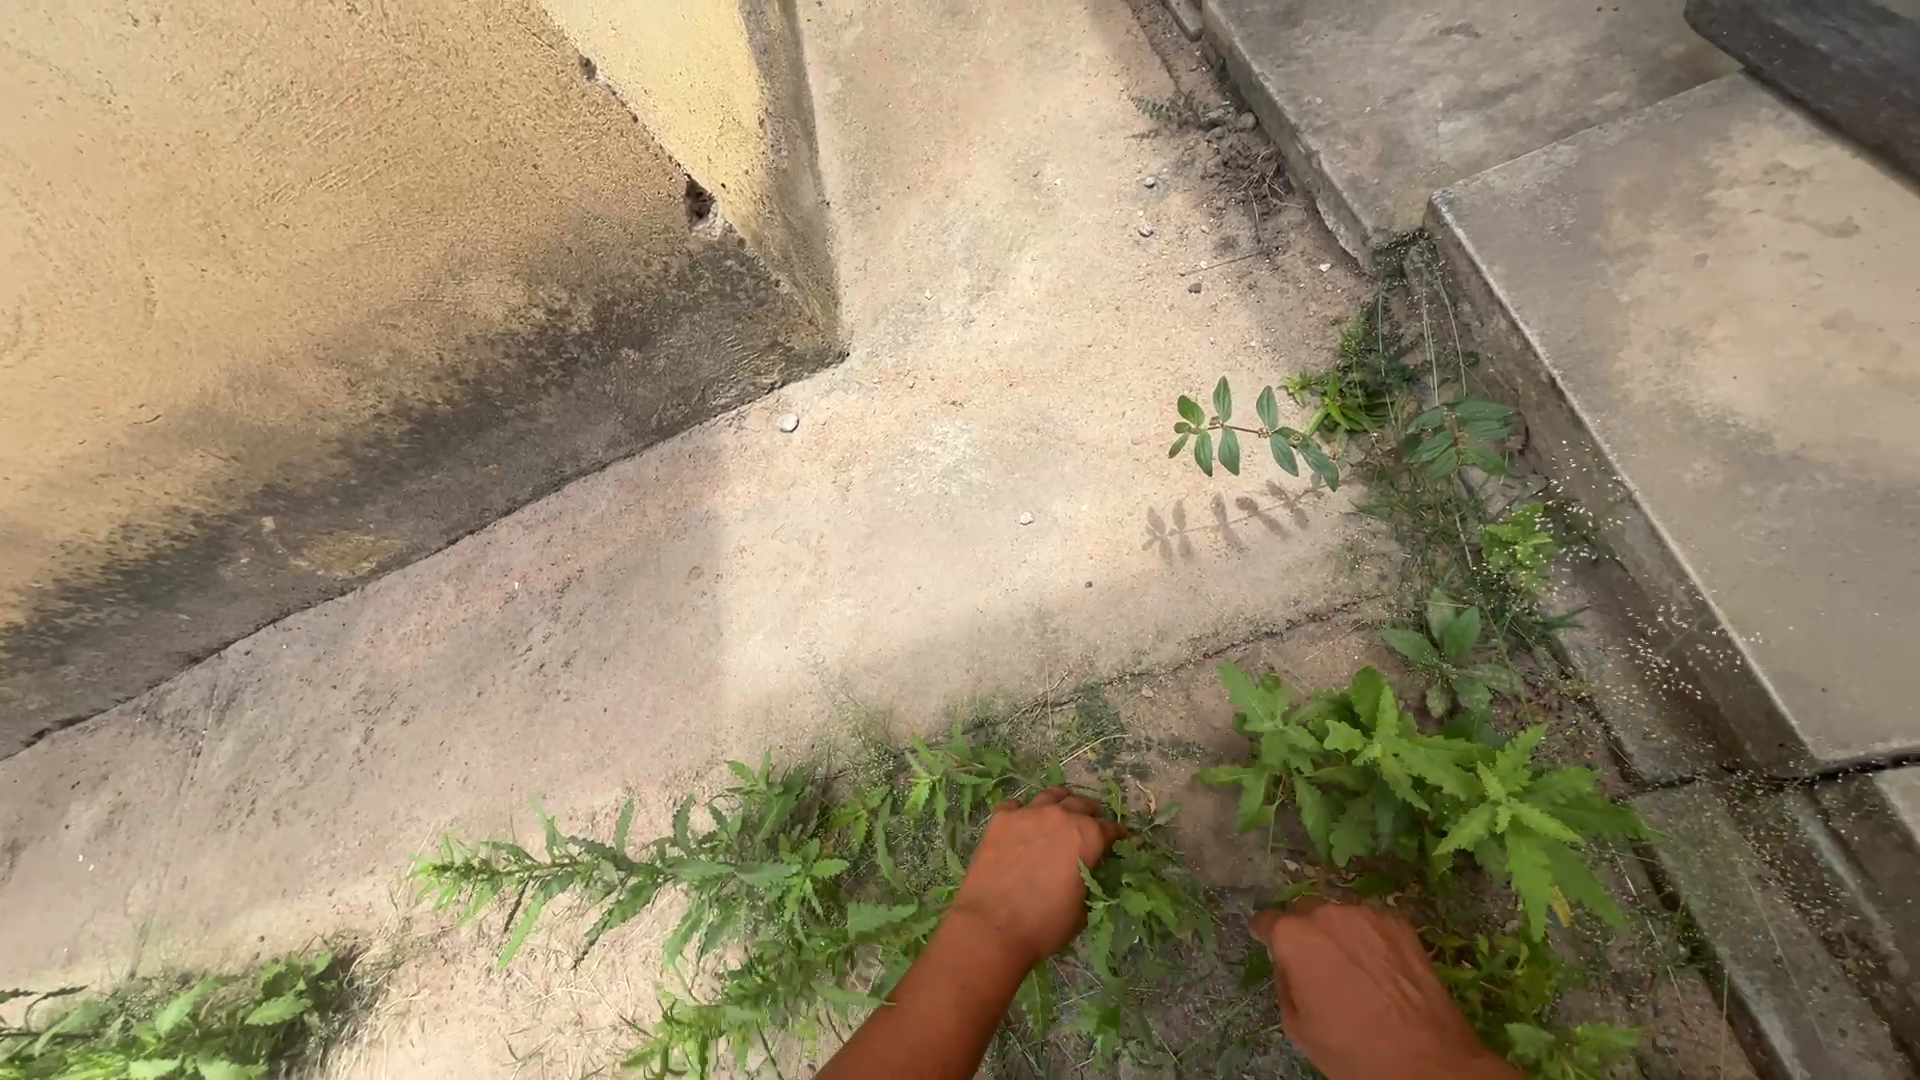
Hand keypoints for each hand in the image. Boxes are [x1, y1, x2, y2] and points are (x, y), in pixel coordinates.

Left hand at [948, 787, 1126, 968]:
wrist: (994, 925)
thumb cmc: (1045, 924)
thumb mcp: (1082, 909)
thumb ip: (1088, 880)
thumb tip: (1084, 873)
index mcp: (1087, 837)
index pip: (1111, 828)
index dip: (1119, 834)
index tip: (1122, 838)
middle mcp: (1060, 816)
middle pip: (1081, 804)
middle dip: (1090, 813)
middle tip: (1091, 823)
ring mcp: (1028, 813)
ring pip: (1051, 795)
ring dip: (1060, 802)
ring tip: (1060, 811)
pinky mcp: (1001, 818)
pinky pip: (1016, 805)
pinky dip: (1023, 811)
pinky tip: (1022, 822)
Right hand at [1250, 901, 1519, 1079]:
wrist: (1430, 1065)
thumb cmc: (1354, 1050)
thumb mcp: (1298, 1027)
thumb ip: (1284, 982)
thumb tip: (1289, 964)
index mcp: (1293, 936)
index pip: (1266, 920)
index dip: (1264, 933)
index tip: (1266, 941)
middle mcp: (1325, 913)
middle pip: (1304, 912)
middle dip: (1304, 932)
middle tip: (1316, 964)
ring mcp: (1365, 915)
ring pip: (1340, 917)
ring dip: (1338, 934)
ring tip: (1354, 968)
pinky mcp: (1399, 924)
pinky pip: (1372, 925)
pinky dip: (1370, 940)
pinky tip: (1381, 970)